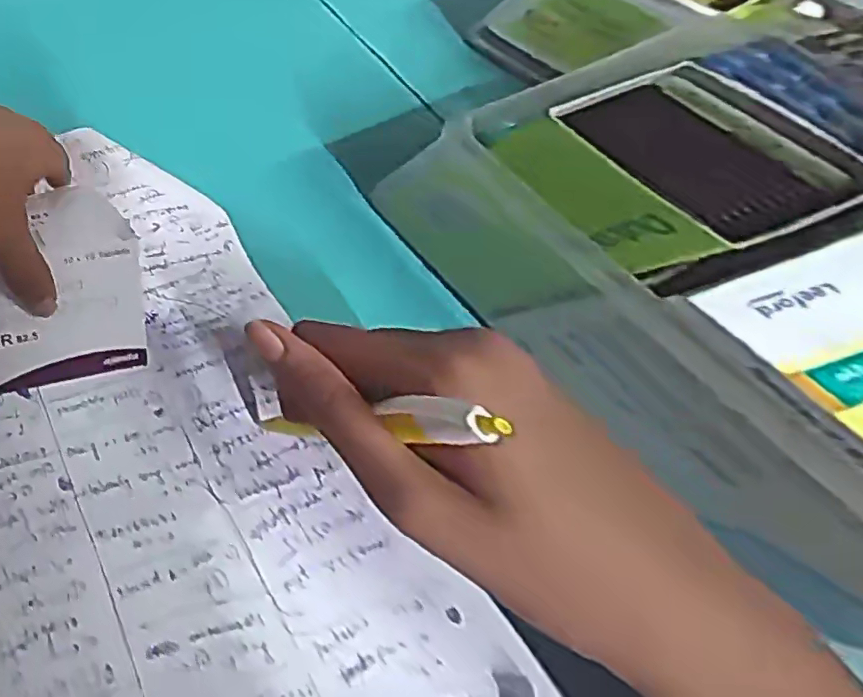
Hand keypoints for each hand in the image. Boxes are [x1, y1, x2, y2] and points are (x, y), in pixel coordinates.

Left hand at [0, 100, 68, 312]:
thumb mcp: (1, 239)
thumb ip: (26, 268)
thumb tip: (48, 304)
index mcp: (33, 144)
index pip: (57, 161)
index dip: (56, 184)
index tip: (51, 204)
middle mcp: (3, 121)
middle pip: (20, 149)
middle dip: (18, 178)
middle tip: (13, 210)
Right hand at [245, 320, 852, 696]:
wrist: (692, 617)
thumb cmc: (540, 565)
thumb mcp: (412, 498)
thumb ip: (331, 410)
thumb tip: (261, 335)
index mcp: (447, 361)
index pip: (321, 340)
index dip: (306, 389)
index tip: (329, 444)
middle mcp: (472, 340)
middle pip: (358, 352)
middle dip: (348, 403)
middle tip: (387, 475)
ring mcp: (504, 356)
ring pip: (391, 367)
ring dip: (384, 412)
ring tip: (429, 478)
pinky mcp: (521, 376)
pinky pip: (431, 376)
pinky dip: (419, 413)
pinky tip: (459, 466)